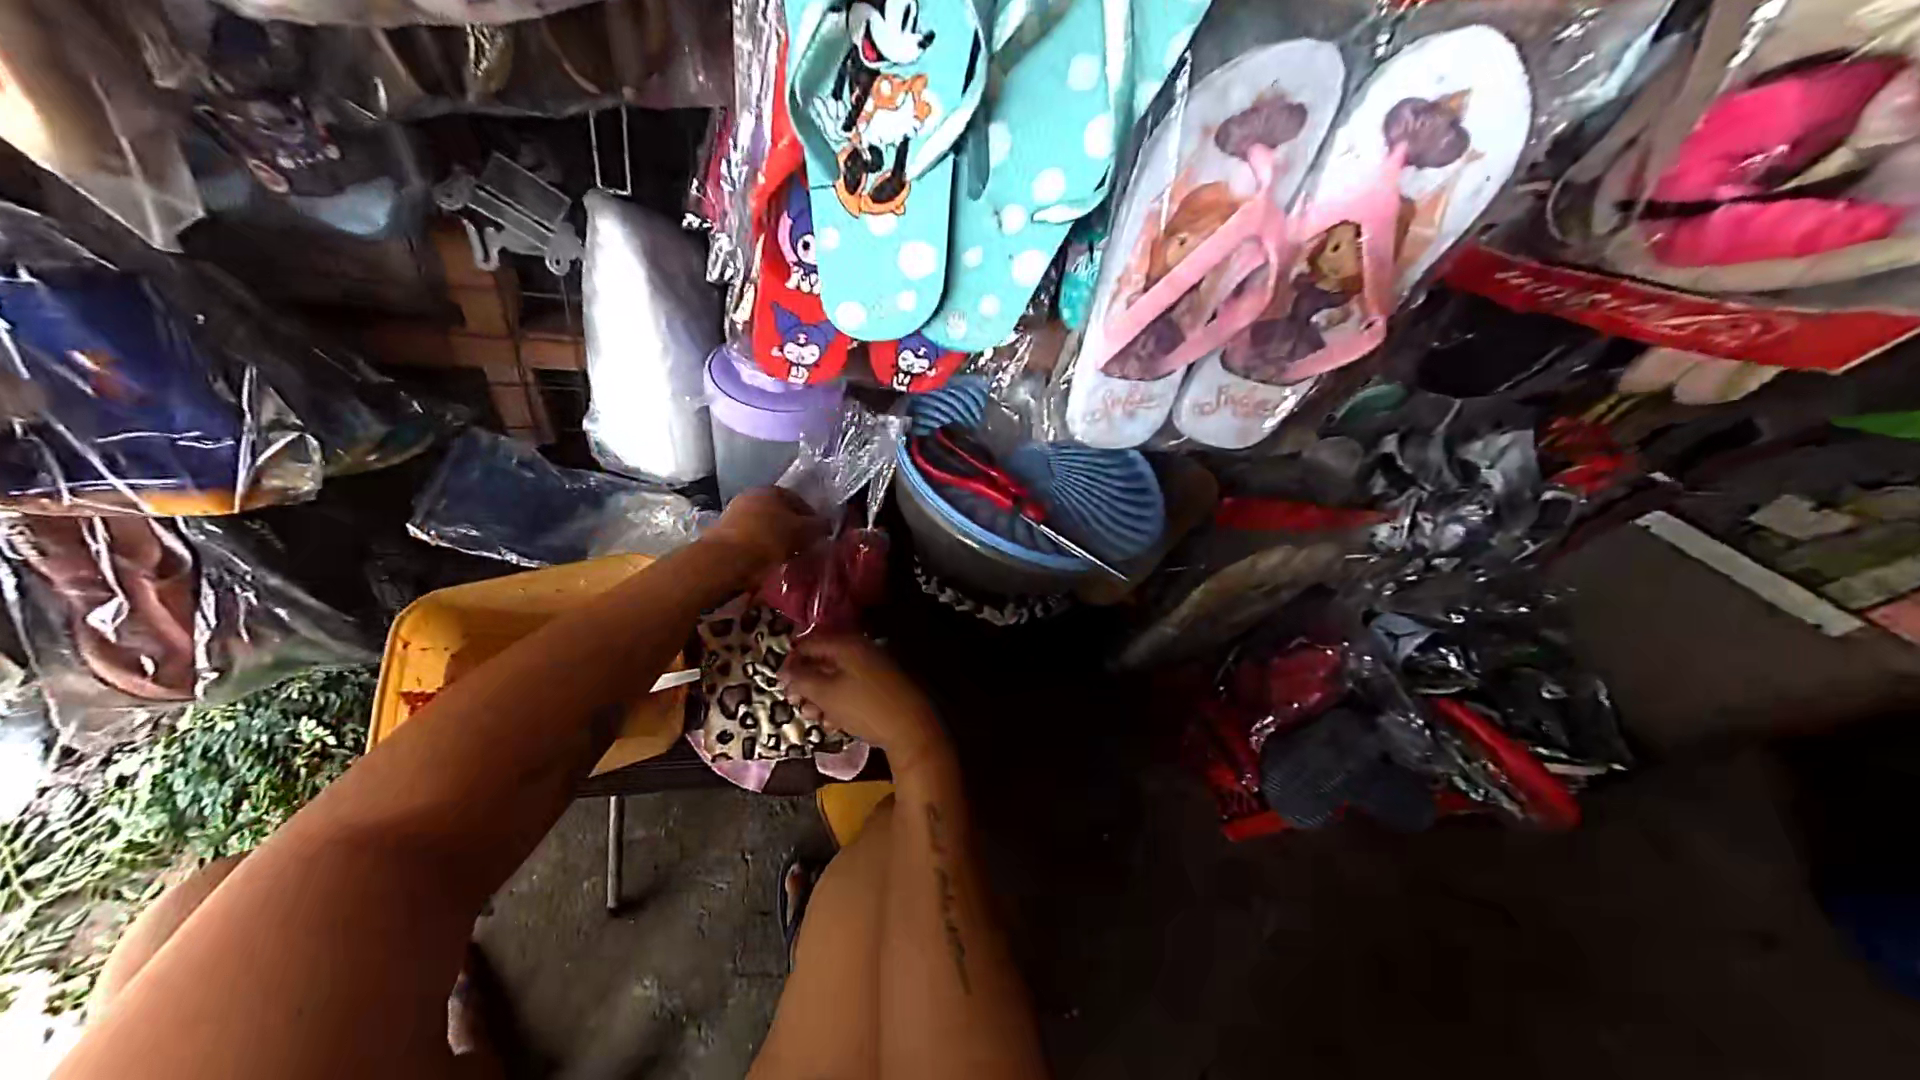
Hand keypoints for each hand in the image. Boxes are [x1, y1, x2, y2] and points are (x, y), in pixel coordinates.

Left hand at [703, 487, 824, 579]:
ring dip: (775, 539)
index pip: (798, 500)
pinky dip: (760, 548)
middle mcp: (750, 496)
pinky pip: (751, 540)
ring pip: (764, 526)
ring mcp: (734, 514)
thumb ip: (819, 526)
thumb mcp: (804, 532)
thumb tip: (826, 524)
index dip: (811, 517)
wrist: (728, 559)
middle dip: (792, 528)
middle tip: (803, 545)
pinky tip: (767, 561)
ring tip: (786, 556)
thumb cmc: (770, 538)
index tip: (818, 534)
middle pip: (779, 513)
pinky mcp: (723, 534)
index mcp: (771, 489)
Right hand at [783, 635, 947, 768]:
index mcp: (847, 644)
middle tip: (797, 705)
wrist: (911, 727)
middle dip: (806, 684)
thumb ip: (802, 679)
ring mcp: (873, 668)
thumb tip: (784, 671)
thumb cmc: (864, 706)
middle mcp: (860, 650)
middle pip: (823, 661)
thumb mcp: (826, 694)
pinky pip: (852, 689)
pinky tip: (835, 723)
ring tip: (815, 717)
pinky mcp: (881, 686)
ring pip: (837, 678)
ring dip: (821, 698)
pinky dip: (839, 703)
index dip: (791, 662)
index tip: (781, 684)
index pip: (809, 643)